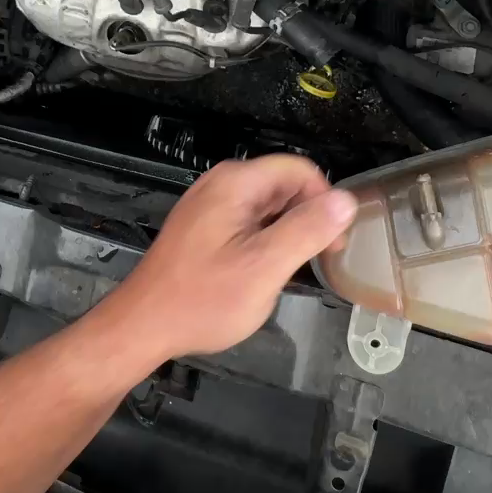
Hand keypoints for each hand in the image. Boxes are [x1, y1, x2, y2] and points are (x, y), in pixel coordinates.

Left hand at [90, 155, 356, 362]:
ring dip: (289, 230)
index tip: (334, 240)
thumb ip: (306, 230)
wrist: (146, 324)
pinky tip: (267, 269)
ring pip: (268, 203)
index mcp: (236, 182)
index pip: (299, 169)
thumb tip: (345, 200)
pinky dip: (267, 238)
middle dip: (308, 216)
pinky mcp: (206, 224)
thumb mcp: (264, 267)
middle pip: (284, 184)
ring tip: (292, 269)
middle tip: (318, 259)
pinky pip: (249, 219)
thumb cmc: (203, 298)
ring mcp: (211, 203)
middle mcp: (222, 183)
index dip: (324, 200)